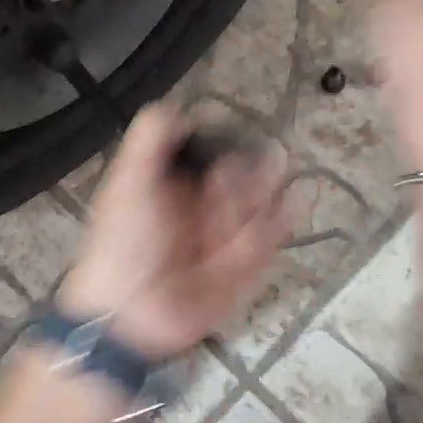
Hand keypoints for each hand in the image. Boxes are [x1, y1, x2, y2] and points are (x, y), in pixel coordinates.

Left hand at [60, 105, 288, 359]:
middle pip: (234, 182)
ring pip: (252, 209)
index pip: (202, 159)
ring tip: (279, 168)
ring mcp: (219, 242)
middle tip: (263, 157)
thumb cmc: (124, 243)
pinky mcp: (238, 270)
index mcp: (168, 190)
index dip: (218, 148)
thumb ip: (149, 143)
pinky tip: (298, 199)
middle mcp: (195, 212)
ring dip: (266, 190)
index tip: (230, 140)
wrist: (129, 314)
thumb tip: (173, 108)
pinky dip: (282, 222)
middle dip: (248, 171)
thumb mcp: (129, 184)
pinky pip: (264, 243)